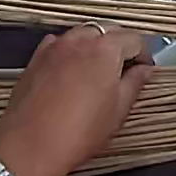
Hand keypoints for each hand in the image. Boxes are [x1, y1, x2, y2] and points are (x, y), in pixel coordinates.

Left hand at [0, 25, 152, 175]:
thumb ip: (134, 83)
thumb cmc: (81, 131)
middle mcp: (80, 39)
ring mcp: (55, 46)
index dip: (144, 54)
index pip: (134, 39)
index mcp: (106, 49)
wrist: (30, 145)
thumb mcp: (118, 111)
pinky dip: (72, 50)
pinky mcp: (36, 57)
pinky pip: (61, 44)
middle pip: (108, 30)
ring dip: (95, 45)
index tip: (144, 71)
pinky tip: (72, 72)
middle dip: (120, 45)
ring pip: (83, 34)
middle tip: (125, 70)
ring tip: (99, 71)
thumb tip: (145, 69)